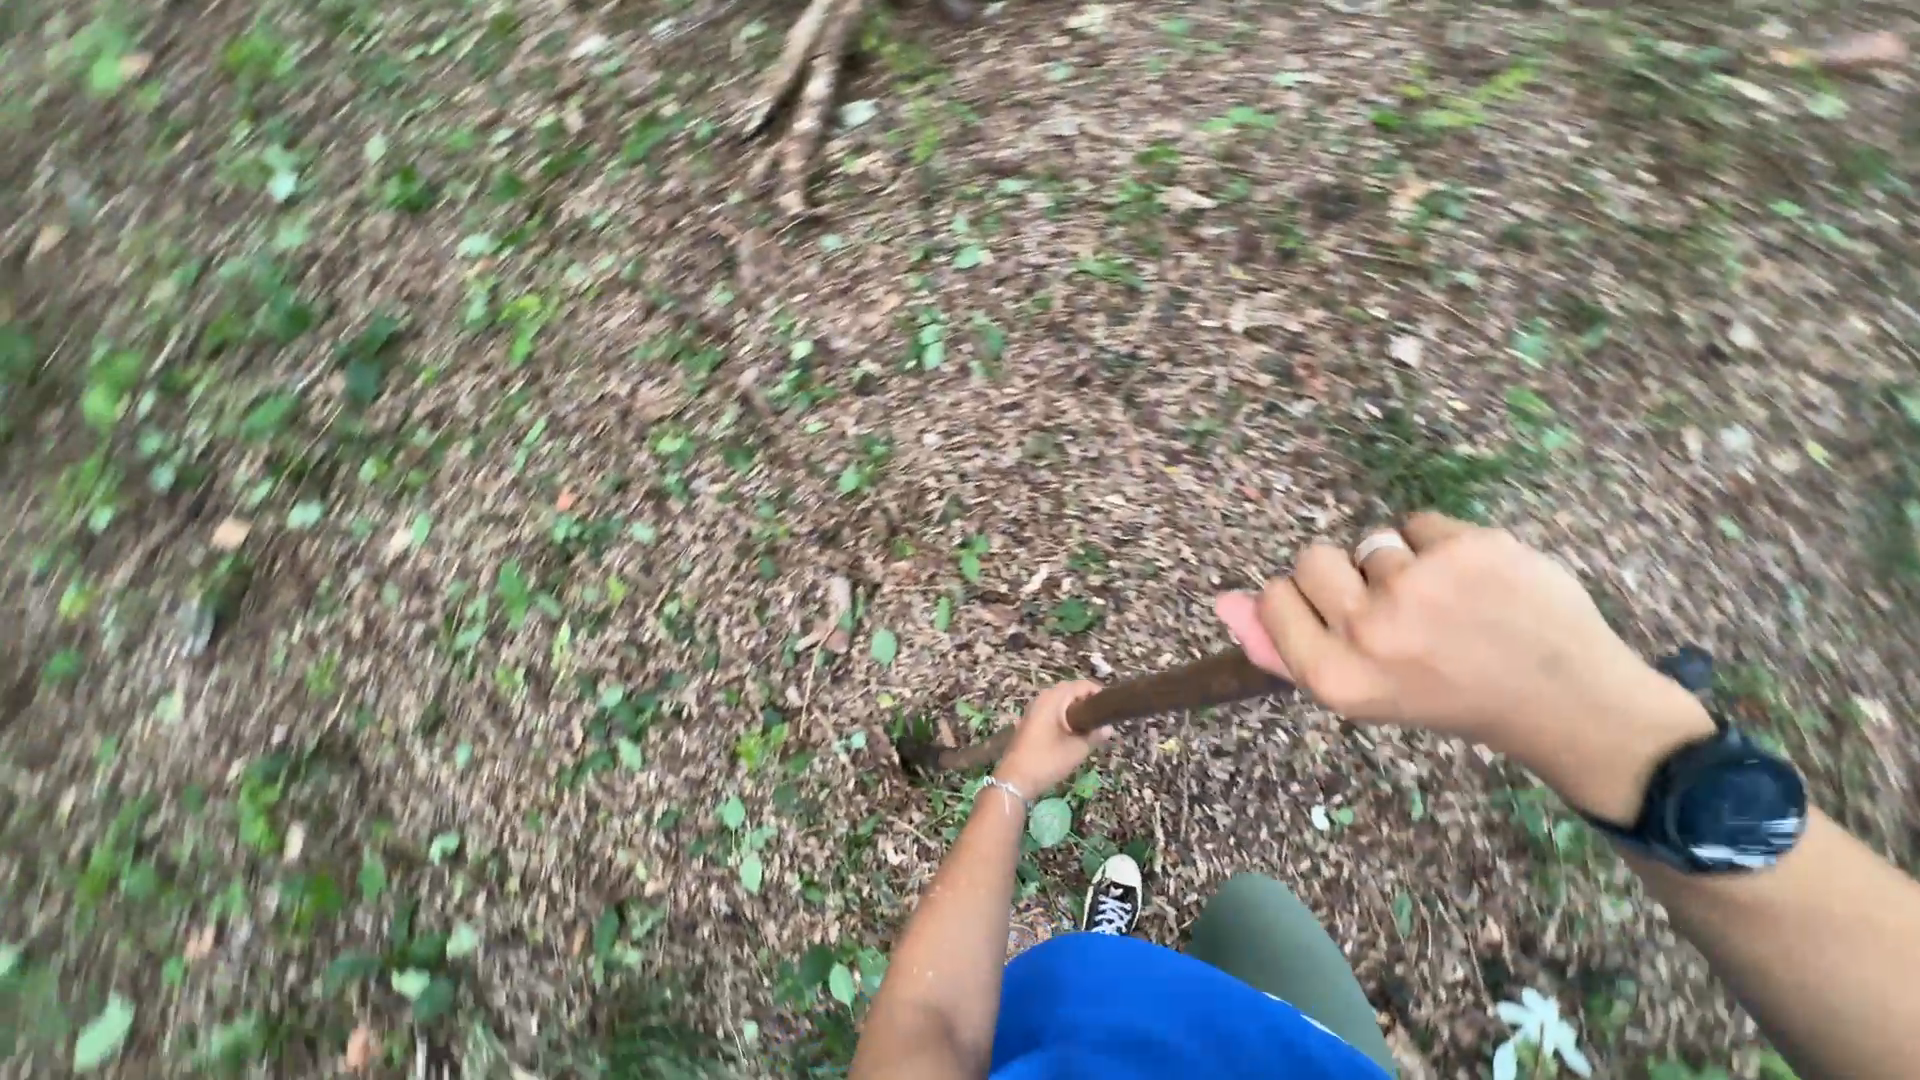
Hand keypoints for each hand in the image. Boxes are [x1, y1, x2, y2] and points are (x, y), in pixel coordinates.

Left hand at [993, 681, 1107, 799]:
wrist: (1015, 779)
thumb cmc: (1047, 761)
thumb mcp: (1076, 750)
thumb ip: (1095, 735)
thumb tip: (1109, 728)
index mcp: (1053, 699)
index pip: (1081, 685)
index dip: (1098, 693)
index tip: (1110, 709)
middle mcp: (1041, 698)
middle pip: (1069, 691)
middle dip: (1087, 702)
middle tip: (1102, 718)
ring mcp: (1033, 709)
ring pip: (1059, 702)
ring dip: (1075, 710)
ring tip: (1091, 726)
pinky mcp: (1029, 721)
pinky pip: (1051, 711)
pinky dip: (1064, 717)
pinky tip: (1072, 733)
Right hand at [1215, 512, 1715, 821]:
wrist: (1564, 700)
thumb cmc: (1444, 695)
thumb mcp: (1355, 689)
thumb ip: (1281, 647)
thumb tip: (1222, 602)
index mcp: (1334, 676)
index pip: (1274, 597)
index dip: (1306, 602)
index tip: (1345, 621)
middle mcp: (1368, 631)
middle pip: (1312, 559)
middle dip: (1345, 576)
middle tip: (1394, 611)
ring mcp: (1420, 586)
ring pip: (1369, 541)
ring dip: (1398, 564)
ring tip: (1444, 602)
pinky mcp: (1468, 548)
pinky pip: (1417, 522)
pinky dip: (1440, 545)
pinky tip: (1472, 580)